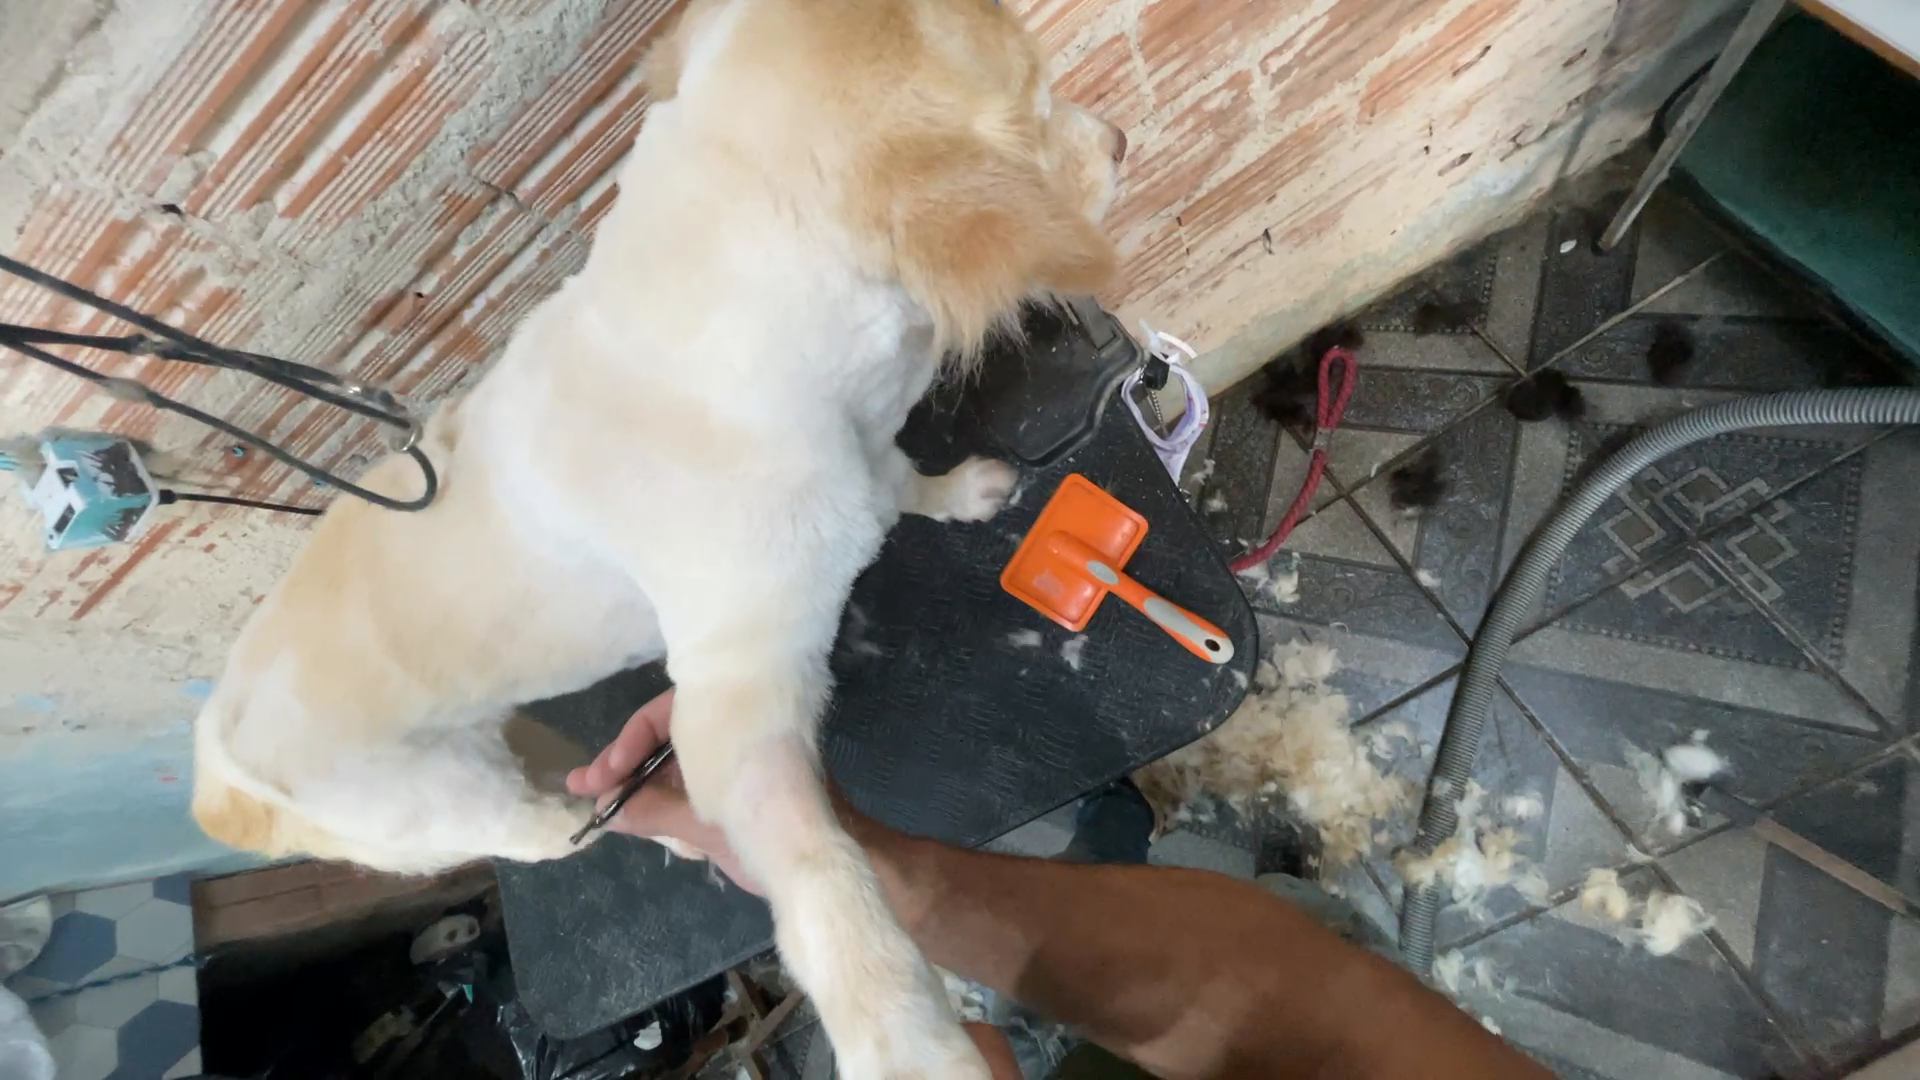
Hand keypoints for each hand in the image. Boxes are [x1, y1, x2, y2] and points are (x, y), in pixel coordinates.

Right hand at [565, 689, 758, 891]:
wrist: (826, 855)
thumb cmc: (774, 828)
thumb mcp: (709, 825)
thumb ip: (656, 812)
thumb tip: (606, 807)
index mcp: (732, 723)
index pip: (668, 714)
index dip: (629, 742)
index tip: (601, 776)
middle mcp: (733, 734)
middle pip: (669, 735)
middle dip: (627, 759)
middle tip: (584, 786)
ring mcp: (736, 761)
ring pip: (679, 760)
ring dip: (641, 778)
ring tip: (599, 801)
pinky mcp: (739, 786)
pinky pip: (693, 781)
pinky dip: (664, 793)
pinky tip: (635, 811)